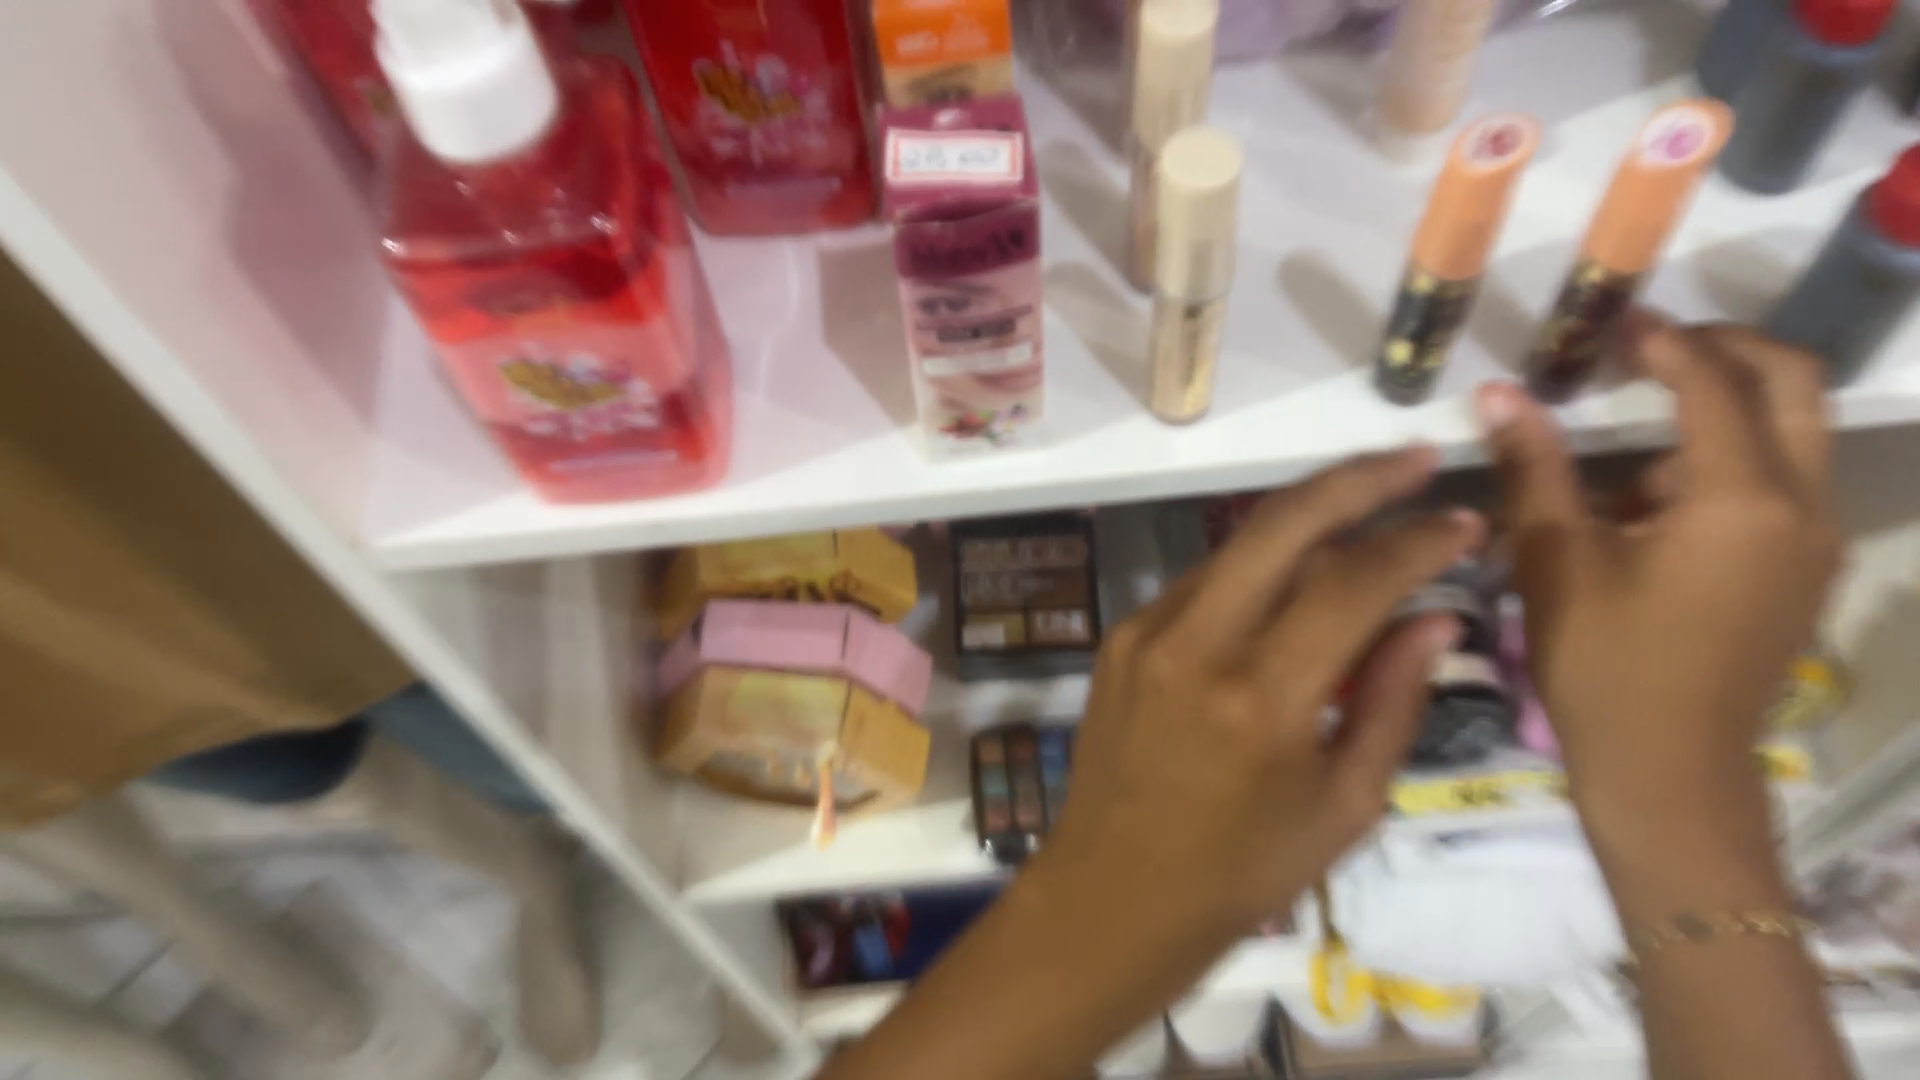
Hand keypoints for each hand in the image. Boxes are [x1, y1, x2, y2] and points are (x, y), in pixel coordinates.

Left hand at [1030, 449, 1482, 951]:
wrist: (1113, 890)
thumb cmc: (1242, 869)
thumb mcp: (1345, 803)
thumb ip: (1393, 699)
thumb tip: (1436, 613)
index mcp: (1260, 697)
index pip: (1352, 583)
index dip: (1417, 542)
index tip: (1464, 522)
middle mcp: (1195, 644)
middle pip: (1280, 523)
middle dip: (1356, 480)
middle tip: (1417, 460)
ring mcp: (1145, 632)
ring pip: (1236, 547)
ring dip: (1303, 522)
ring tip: (1366, 513)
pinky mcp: (1119, 637)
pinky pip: (1201, 584)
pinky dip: (1254, 571)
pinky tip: (1291, 581)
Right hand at [1480, 319, 1840, 828]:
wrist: (1666, 765)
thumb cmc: (1600, 660)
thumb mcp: (1553, 557)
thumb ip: (1534, 467)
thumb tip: (1500, 394)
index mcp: (1738, 500)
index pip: (1714, 386)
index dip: (1666, 342)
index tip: (1619, 320)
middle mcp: (1800, 507)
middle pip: (1793, 389)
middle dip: (1726, 352)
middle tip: (1652, 347)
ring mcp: (1811, 543)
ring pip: (1782, 441)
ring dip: (1710, 423)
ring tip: (1614, 463)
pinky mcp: (1799, 572)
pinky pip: (1771, 490)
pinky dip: (1716, 472)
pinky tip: (1639, 515)